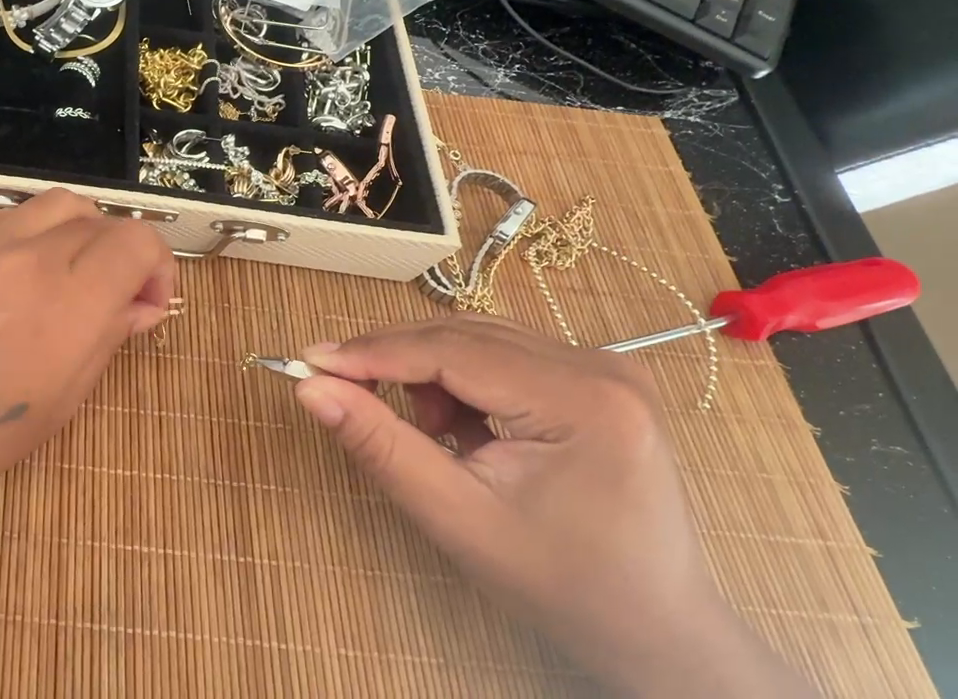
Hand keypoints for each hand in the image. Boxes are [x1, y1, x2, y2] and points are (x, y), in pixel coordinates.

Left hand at [0, 189, 173, 525]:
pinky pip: (14, 217)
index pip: (137, 241)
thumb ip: (108, 337)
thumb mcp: (63, 400)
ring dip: (83, 231)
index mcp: (69, 301)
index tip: (149, 304)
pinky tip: (25, 275)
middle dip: (123, 254)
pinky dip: (39, 233)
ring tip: (73, 276)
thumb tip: (139, 304)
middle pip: (102, 219)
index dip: (158, 268)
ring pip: (60, 204)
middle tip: (115, 298)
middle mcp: (31, 255)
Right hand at [294, 317, 812, 697]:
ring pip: (477, 340)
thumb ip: (379, 444)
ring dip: (430, 375)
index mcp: (583, 399)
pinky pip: (501, 355)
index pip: (452, 350)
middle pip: (463, 335)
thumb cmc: (558, 583)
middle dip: (398, 364)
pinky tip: (464, 431)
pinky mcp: (597, 377)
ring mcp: (605, 366)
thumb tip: (310, 387)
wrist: (652, 626)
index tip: (309, 360)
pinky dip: (462, 382)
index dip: (373, 352)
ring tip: (430, 436)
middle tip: (349, 398)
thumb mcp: (455, 516)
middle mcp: (601, 365)